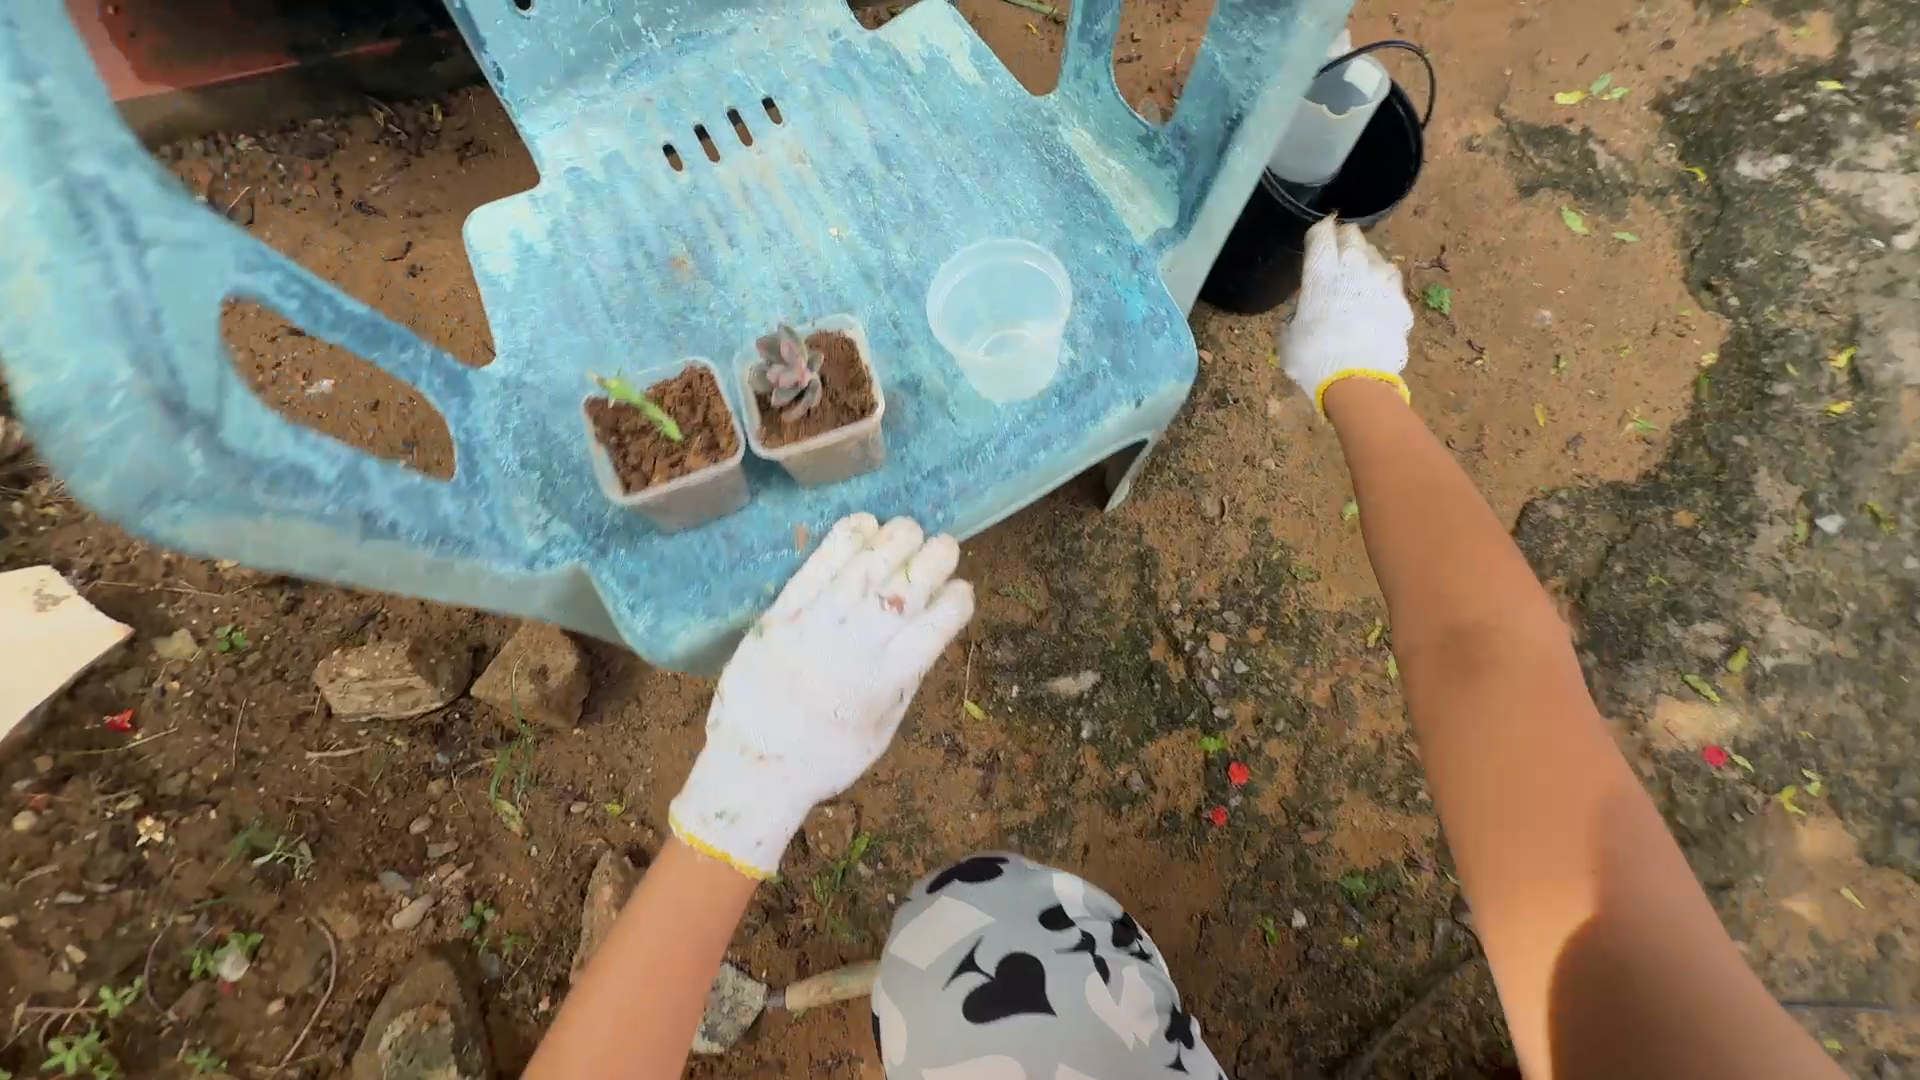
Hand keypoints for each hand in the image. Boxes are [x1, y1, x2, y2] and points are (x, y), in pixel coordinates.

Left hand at [668, 514, 974, 879]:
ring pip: (866, 569)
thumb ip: (907, 680)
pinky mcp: (781, 614)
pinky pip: (816, 568)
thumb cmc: (825, 758)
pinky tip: (864, 523)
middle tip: (943, 545)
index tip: (959, 590)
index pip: (939, 624)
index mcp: (889, 680)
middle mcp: (859, 647)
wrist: (752, 768)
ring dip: (895, 540)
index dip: (957, 599)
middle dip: (934, 557)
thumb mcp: (883, 730)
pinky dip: (843, 540)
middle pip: (906, 588)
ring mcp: (817, 626)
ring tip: (909, 528)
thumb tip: (930, 632)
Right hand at [1278, 216, 1413, 416]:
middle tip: (1337, 249)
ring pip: (1376, 256)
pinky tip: (1376, 298)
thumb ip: (1296, 316)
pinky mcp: (1401, 301)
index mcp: (1321, 273)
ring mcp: (1383, 282)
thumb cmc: (1312, 358)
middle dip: (1344, 238)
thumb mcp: (1288, 338)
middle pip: (1352, 237)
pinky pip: (1391, 284)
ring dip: (1366, 260)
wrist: (1356, 380)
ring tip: (1359, 272)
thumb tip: (1303, 314)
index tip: (1317, 234)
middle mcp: (1355, 267)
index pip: (1321, 235)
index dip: (1318, 231)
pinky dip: (1382, 286)